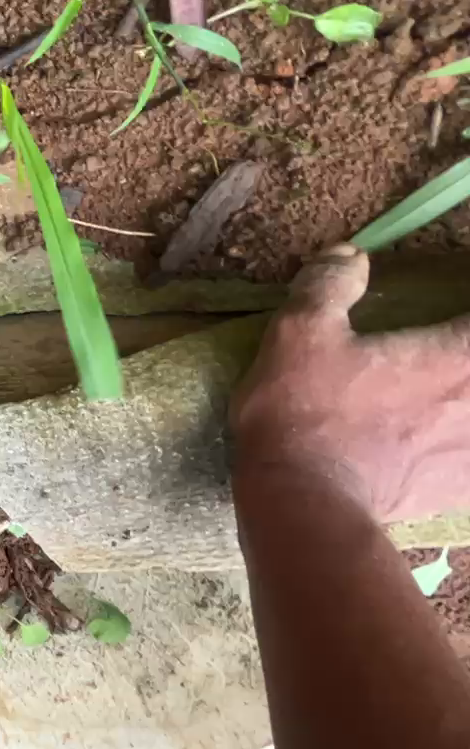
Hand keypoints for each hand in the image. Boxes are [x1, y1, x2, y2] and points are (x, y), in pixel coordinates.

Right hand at [231, 244, 469, 521]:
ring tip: (435, 398)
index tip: (448, 300)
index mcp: (465, 351)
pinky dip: (457, 443)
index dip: (466, 293)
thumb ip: (328, 289)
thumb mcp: (296, 338)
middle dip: (461, 351)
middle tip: (439, 352)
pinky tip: (439, 441)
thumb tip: (348, 253)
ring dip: (462, 399)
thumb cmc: (303, 409)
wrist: (307, 495)